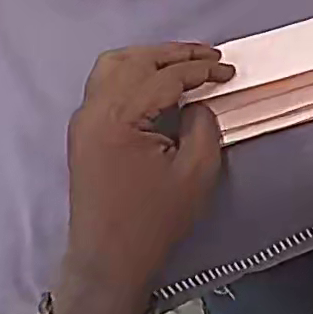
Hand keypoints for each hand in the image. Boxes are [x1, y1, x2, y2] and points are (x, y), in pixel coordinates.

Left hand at [57, 43, 234, 313]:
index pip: (165, 77)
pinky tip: (157, 81)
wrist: (108, 259)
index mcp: (120, 118)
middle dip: (176, 53)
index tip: (229, 72)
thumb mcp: (196, 172)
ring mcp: (84, 119)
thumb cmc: (155, 218)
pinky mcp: (83, 130)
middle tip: (211, 57)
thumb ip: (203, 126)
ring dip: (151, 57)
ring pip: (115, 65)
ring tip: (184, 63)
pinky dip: (134, 71)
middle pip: (136, 60)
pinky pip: (106, 82)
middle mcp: (95, 110)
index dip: (202, 69)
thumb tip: (197, 103)